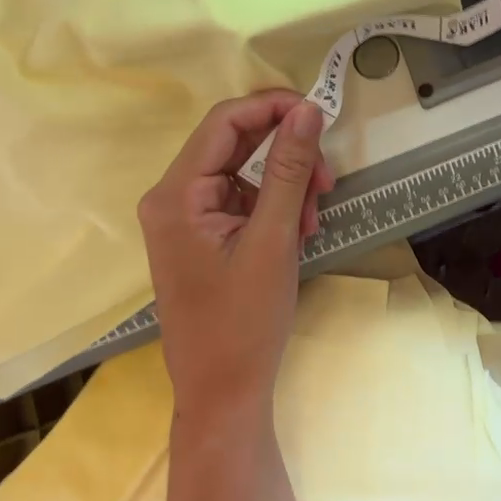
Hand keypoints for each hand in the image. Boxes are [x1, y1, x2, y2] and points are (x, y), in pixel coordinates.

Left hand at [138, 92, 334, 419]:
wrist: (224, 392)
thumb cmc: (243, 320)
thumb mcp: (274, 238)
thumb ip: (290, 169)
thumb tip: (309, 109)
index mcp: (177, 194)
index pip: (226, 121)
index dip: (274, 107)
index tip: (321, 116)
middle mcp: (173, 196)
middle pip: (236, 142)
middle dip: (288, 153)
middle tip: (327, 180)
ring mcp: (187, 216)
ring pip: (247, 169)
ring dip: (288, 182)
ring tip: (314, 219)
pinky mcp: (204, 233)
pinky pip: (246, 196)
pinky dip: (278, 205)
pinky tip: (300, 230)